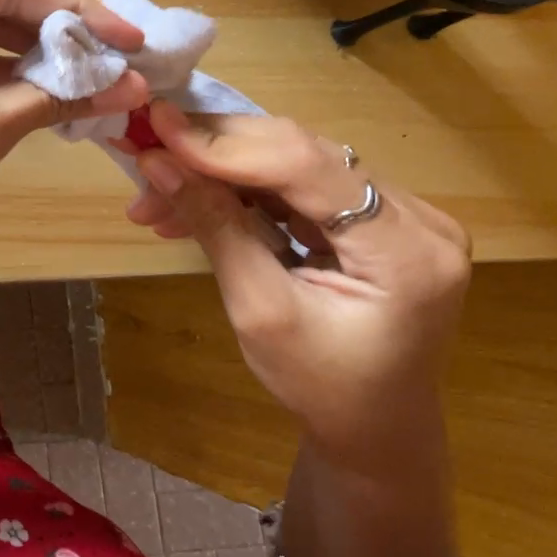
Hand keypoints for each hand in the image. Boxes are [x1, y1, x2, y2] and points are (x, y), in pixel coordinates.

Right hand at [125, 102, 470, 469]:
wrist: (373, 428)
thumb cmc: (320, 385)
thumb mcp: (259, 311)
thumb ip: (216, 228)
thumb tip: (158, 163)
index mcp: (406, 249)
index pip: (307, 166)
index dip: (226, 143)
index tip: (156, 127)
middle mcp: (414, 216)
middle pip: (298, 152)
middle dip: (211, 153)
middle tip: (142, 155)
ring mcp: (397, 213)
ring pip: (288, 162)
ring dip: (215, 172)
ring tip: (152, 195)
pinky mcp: (372, 217)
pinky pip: (293, 184)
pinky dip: (236, 189)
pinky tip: (188, 203)